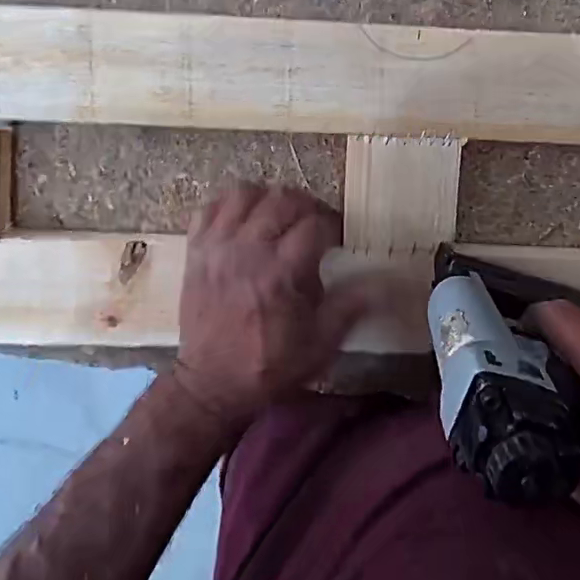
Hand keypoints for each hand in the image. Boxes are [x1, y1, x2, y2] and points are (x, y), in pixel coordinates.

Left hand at [172, 184, 365, 428]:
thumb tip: (383, 282)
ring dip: (268, 199)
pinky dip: (229, 206)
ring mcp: (217, 247)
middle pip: (282, 199)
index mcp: (281, 273)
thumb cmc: (270, 365)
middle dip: (306, 206)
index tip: (337, 239)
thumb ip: (350, 306)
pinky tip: (244, 221)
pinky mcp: (195, 251)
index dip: (333, 226)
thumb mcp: (320, 344)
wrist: (210, 386)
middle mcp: (248, 251)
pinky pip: (210, 207)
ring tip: (279, 217)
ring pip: (244, 193)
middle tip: (313, 224)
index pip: (315, 224)